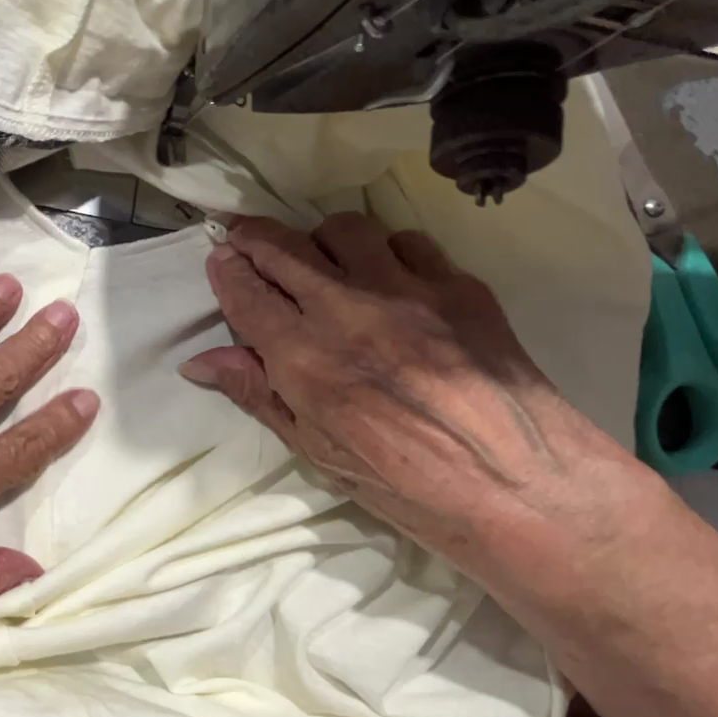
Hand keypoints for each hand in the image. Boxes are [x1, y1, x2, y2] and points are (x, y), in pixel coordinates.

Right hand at [180, 213, 634, 566]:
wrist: (517, 486)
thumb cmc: (403, 485)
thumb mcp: (314, 452)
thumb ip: (257, 394)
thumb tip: (200, 362)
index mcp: (305, 360)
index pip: (248, 294)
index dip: (225, 271)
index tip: (218, 257)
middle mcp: (348, 312)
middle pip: (285, 250)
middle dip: (254, 236)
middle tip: (242, 236)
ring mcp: (407, 292)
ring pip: (344, 230)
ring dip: (317, 237)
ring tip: (315, 254)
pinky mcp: (458, 285)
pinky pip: (407, 241)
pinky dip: (382, 249)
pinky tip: (382, 272)